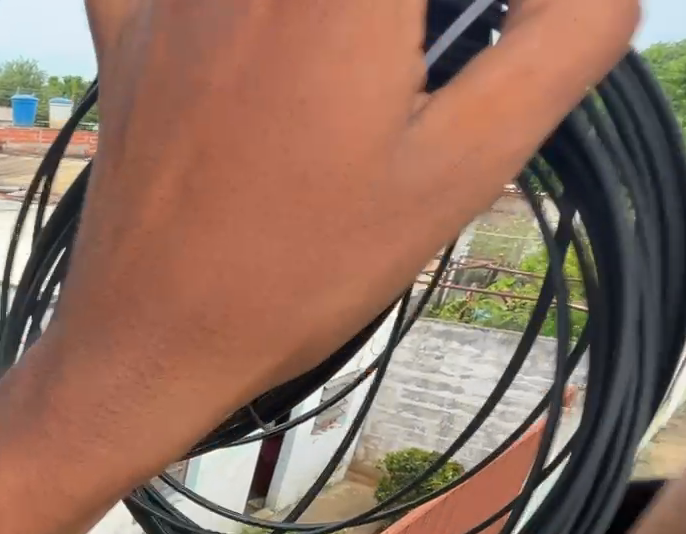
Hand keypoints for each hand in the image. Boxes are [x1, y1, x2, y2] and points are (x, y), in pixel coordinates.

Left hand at [63, 0, 637, 410]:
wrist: (148, 348)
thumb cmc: (294, 277)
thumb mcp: (461, 169)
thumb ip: (566, 34)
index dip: (453, 19)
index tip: (483, 45)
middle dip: (408, 23)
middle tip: (420, 65)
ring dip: (339, 24)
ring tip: (349, 72)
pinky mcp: (120, 38)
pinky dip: (206, 8)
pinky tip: (237, 37)